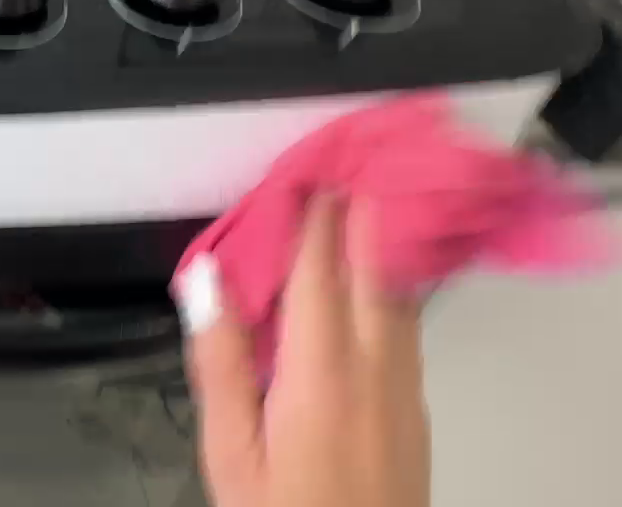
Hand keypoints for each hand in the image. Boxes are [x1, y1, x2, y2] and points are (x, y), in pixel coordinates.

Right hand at [181, 196, 429, 506]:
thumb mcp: (229, 449)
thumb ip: (219, 360)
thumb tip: (206, 282)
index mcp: (322, 378)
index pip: (318, 277)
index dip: (316, 223)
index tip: (312, 178)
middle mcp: (375, 378)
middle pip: (374, 278)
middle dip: (364, 219)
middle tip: (353, 171)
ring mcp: (405, 398)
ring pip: (401, 303)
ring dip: (382, 247)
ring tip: (367, 207)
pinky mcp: (415, 416)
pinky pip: (405, 330)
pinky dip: (391, 287)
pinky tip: (378, 279)